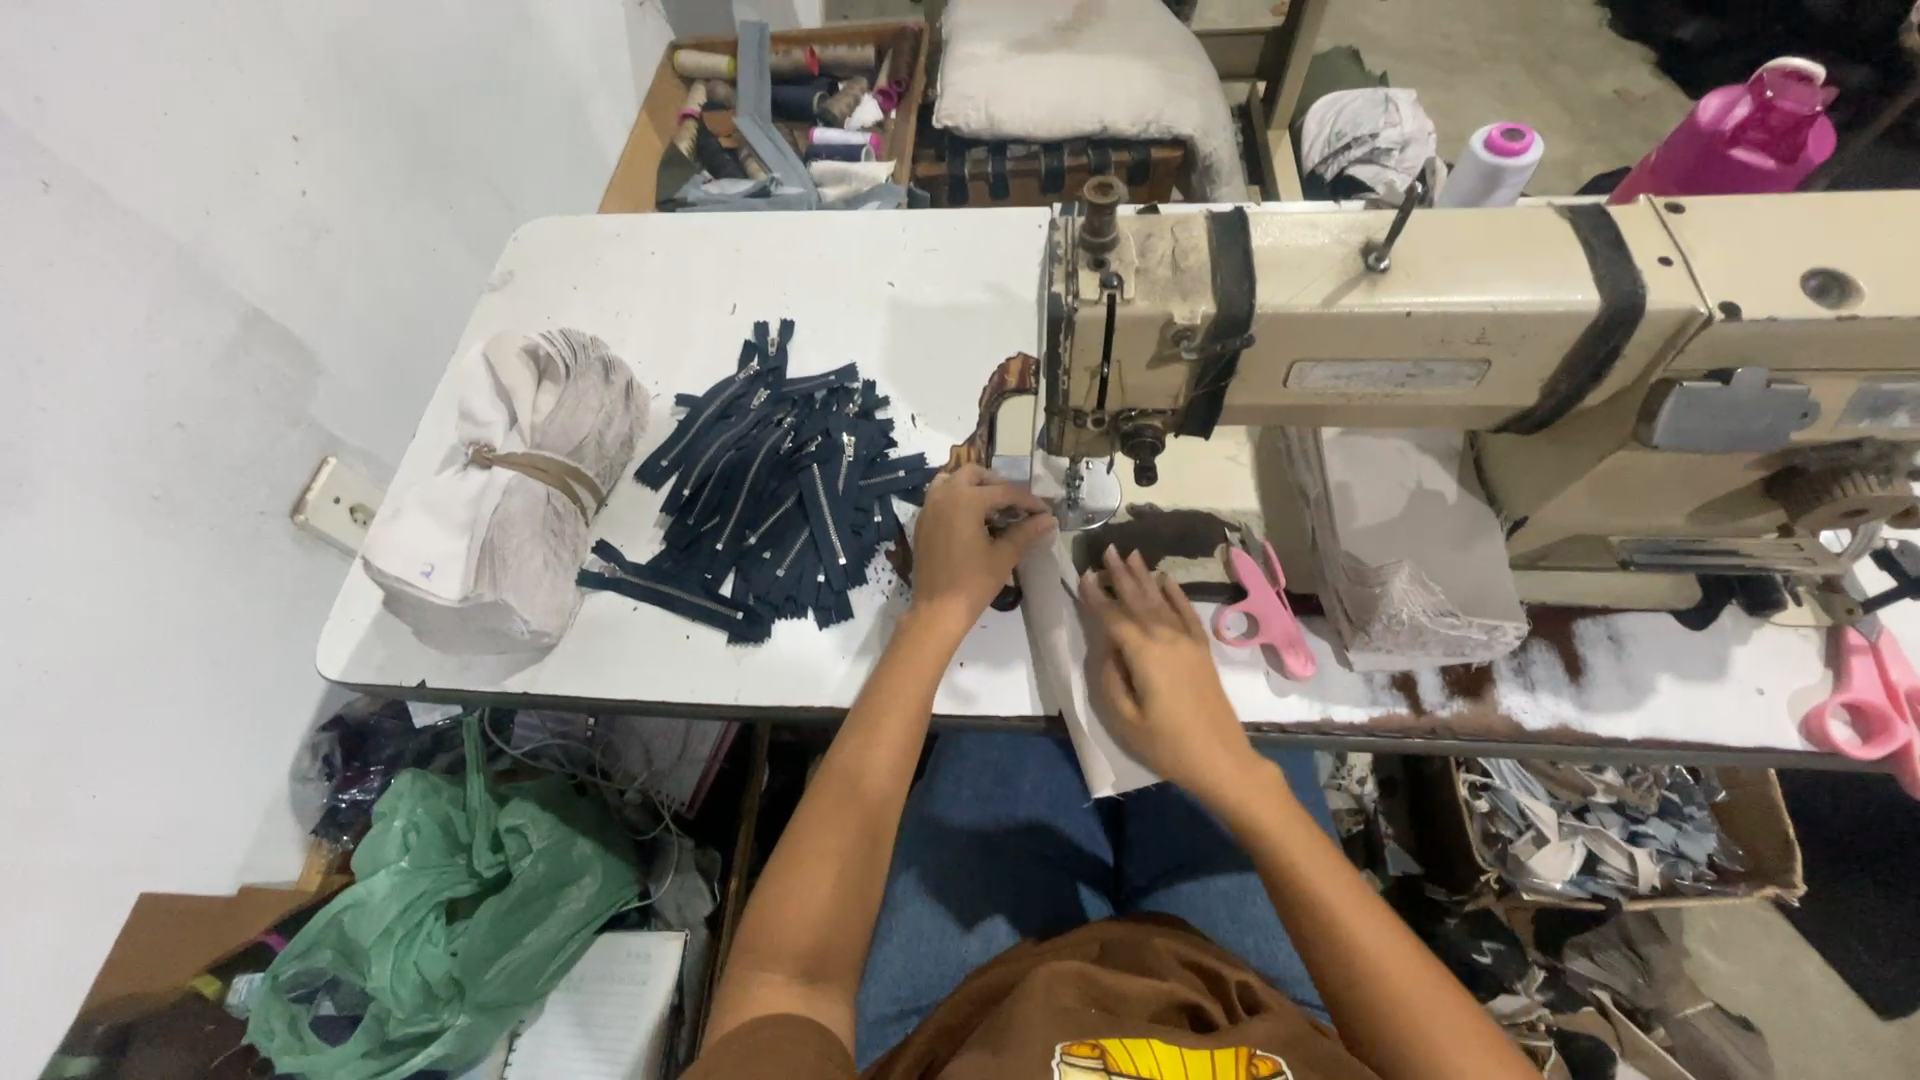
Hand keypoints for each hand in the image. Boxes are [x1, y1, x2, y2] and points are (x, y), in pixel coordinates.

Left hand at [909, 464, 1055, 631]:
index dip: (1027, 500)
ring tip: (990, 506)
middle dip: (996, 483)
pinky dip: (955, 498)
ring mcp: (928, 508)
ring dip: (971, 486)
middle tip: (1013, 503)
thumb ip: (1025, 532)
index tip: (1043, 511)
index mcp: (966, 500)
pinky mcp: (922, 523)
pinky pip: (938, 497)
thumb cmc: (973, 583)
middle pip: (973, 474)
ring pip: (950, 480)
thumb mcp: (1003, 556)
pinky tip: (970, 519)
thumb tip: (1049, 519)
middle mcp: (944, 496)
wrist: (937, 610)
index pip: (1004, 492)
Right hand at [1082, 547, 1265, 800]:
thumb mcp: (1124, 718)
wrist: (1221, 759)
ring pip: (1161, 600)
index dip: (1097, 596)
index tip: (1083, 574)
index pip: (1113, 617)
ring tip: (1132, 554)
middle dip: (1121, 574)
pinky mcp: (1202, 651)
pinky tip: (1167, 580)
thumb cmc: (1166, 744)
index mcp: (1144, 653)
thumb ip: (1110, 677)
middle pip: (1138, 599)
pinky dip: (1175, 594)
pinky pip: (1186, 613)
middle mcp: (1167, 638)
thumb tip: (1107, 647)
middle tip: (1107, 549)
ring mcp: (1188, 642)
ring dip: (1144, 577)